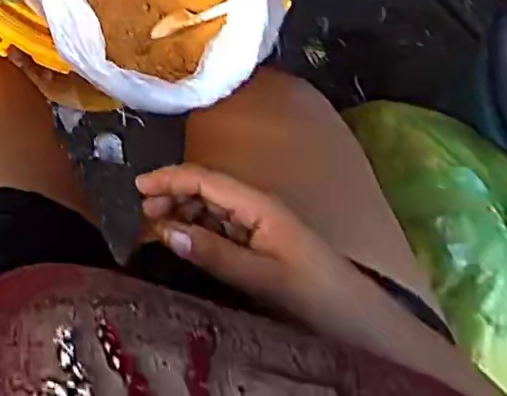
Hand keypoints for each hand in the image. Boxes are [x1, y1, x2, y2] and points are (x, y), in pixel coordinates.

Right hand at [138, 163, 354, 322]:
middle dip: (172, 194)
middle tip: (143, 213)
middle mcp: (258, 206)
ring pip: (212, 207)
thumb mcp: (262, 278)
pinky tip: (186, 243)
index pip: (205, 177)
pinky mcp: (264, 245)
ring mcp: (262, 225)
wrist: (368, 329)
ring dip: (184, 212)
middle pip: (206, 188)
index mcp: (259, 203)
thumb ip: (213, 253)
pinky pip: (223, 228)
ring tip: (158, 228)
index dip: (170, 177)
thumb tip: (165, 230)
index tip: (138, 186)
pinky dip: (199, 231)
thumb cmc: (319, 297)